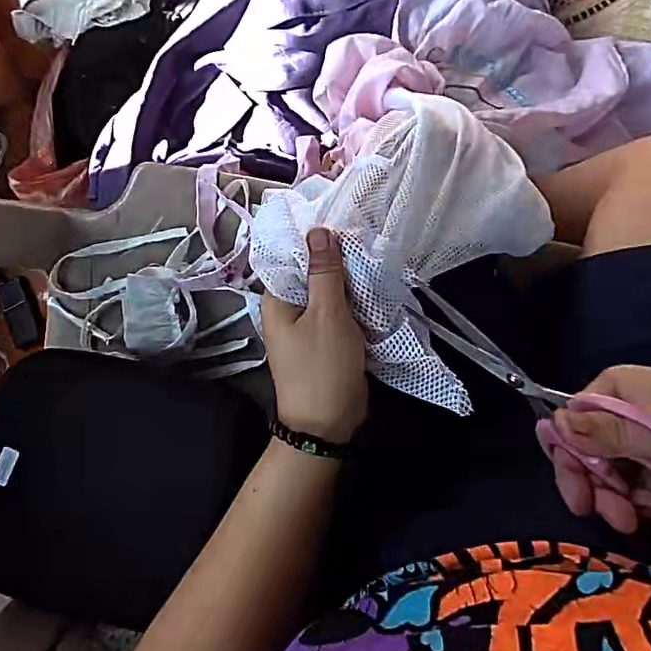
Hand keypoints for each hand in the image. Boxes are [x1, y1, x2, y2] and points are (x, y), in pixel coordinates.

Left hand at [261, 228, 368, 442]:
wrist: (327, 425)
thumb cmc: (323, 367)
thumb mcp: (328, 314)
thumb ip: (325, 272)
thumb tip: (318, 231)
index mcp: (277, 301)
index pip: (293, 258)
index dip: (317, 242)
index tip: (344, 226)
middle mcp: (287, 311)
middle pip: (312, 275)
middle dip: (337, 263)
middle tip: (365, 242)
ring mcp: (307, 328)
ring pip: (329, 295)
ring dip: (349, 285)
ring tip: (373, 261)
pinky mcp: (325, 342)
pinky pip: (338, 314)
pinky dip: (353, 305)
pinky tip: (372, 291)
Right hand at [542, 366, 650, 531]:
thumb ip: (608, 431)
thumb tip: (553, 425)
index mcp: (622, 389)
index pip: (573, 423)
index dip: (572, 459)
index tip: (581, 495)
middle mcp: (630, 413)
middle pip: (590, 453)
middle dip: (602, 487)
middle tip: (619, 517)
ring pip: (615, 477)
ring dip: (631, 499)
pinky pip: (642, 490)